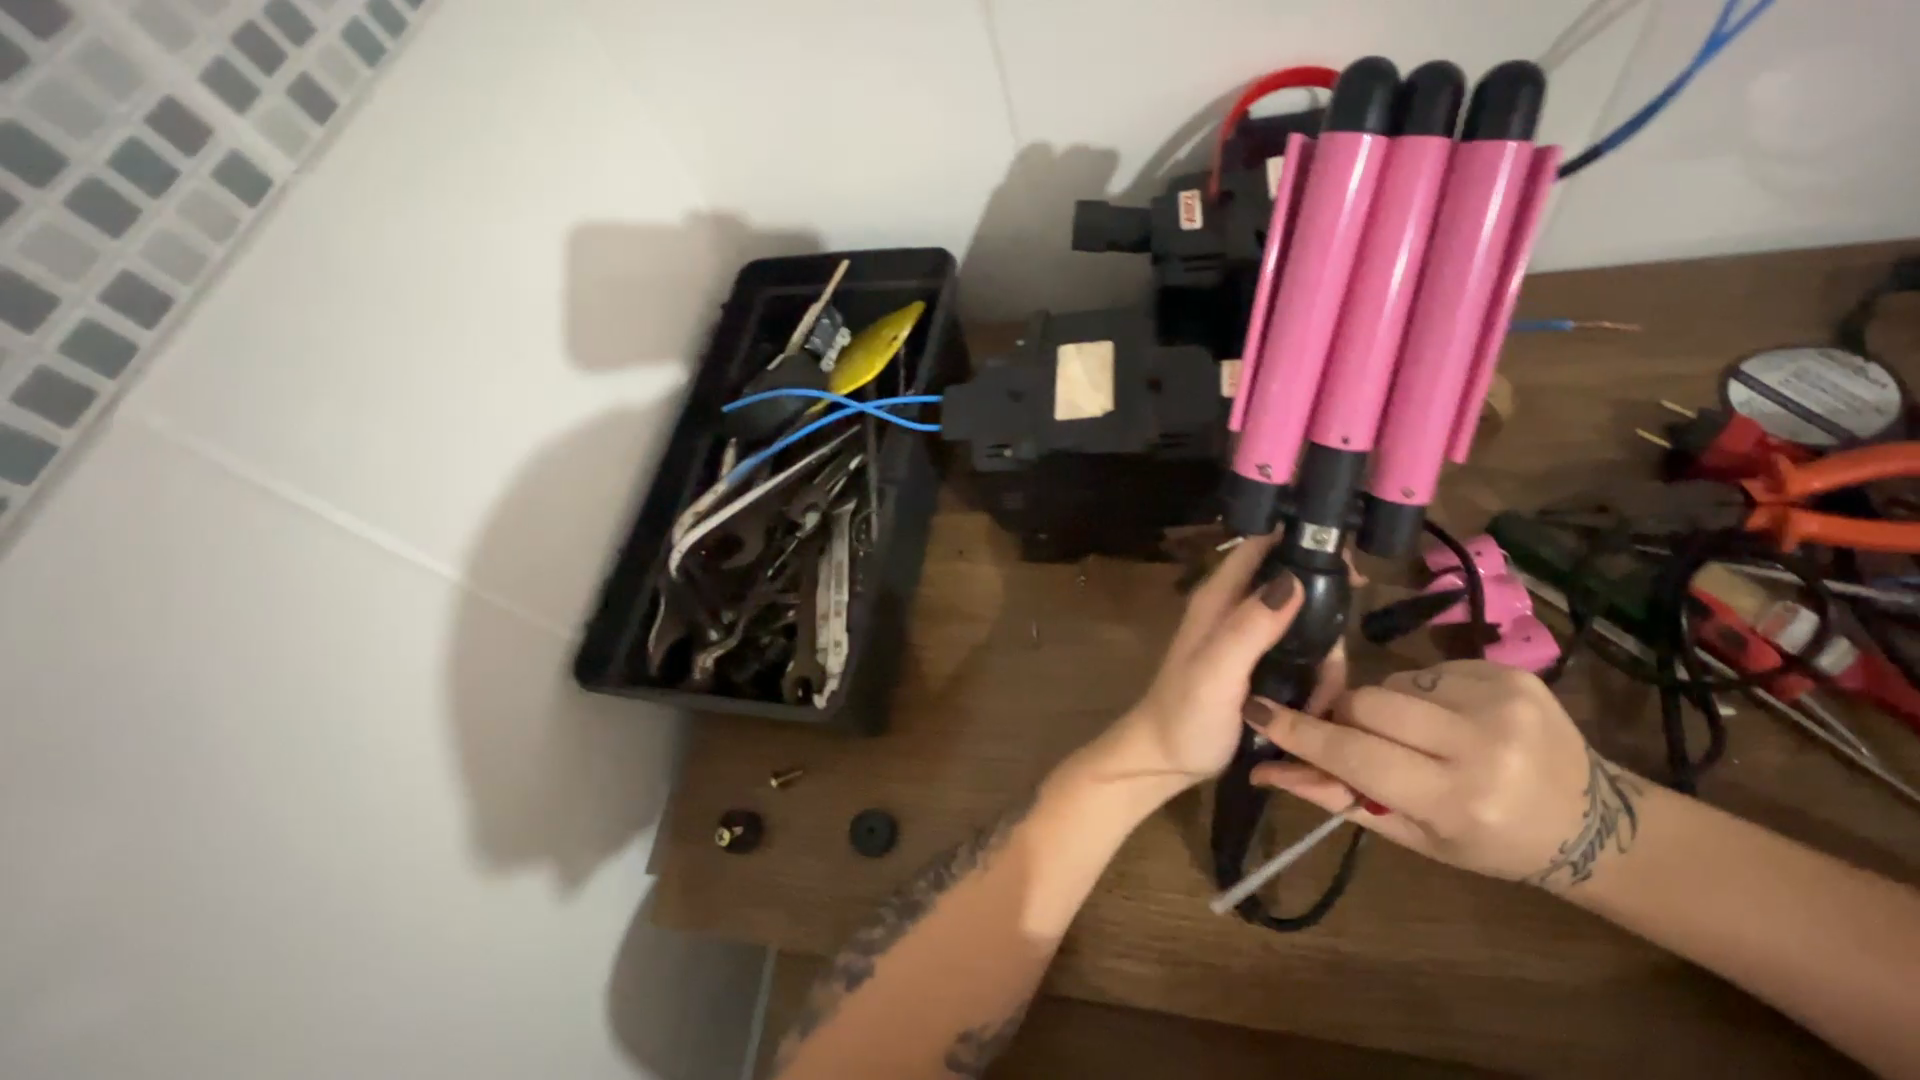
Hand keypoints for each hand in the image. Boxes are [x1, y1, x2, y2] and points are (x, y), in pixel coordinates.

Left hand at [1104, 532, 1348, 789]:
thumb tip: (1294, 580)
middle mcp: (1234, 609)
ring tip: (1329, 685)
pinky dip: (1317, 670)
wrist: (1165, 762)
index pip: (1261, 545)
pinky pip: (1301, 654)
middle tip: (1344, 640)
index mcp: (1219, 598)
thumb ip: (1251, 626)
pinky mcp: (1259, 666)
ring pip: (1304, 622)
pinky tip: (1322, 696)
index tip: (1346, 559)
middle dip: (1326, 605)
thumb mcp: (1218, 670)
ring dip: (1325, 649)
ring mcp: (1248, 639)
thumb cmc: (1185, 715)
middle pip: (1292, 582)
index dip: (1301, 541)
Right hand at [1244, 660, 1642, 889]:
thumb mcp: (1411, 835)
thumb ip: (1336, 797)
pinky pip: (1427, 670)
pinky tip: (1449, 720)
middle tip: (1354, 738)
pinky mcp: (1510, 672)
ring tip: (1419, 737)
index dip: (1299, 731)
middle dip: (1345, 715)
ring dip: (1387, 706)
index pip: (1355, 753)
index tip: (1256, 710)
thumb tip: (1264, 768)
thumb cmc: (1491, 842)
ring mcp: (1501, 699)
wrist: (1594, 822)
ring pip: (1393, 682)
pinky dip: (1422, 694)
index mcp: (1457, 796)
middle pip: (1367, 701)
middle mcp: (1481, 742)